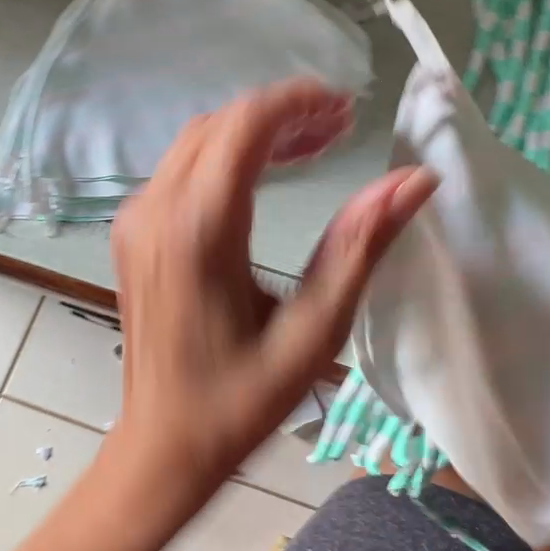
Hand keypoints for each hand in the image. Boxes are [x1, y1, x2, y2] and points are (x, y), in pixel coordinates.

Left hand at [103, 76, 438, 521]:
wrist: (162, 447)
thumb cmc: (240, 403)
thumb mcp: (314, 332)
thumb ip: (361, 246)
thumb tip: (414, 179)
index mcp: (198, 229)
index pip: (245, 126)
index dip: (299, 103)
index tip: (348, 108)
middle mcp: (156, 210)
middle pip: (221, 125)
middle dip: (284, 115)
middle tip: (342, 129)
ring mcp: (137, 220)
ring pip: (200, 142)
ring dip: (258, 134)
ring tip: (320, 145)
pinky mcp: (135, 234)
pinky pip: (184, 170)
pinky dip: (230, 158)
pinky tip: (272, 175)